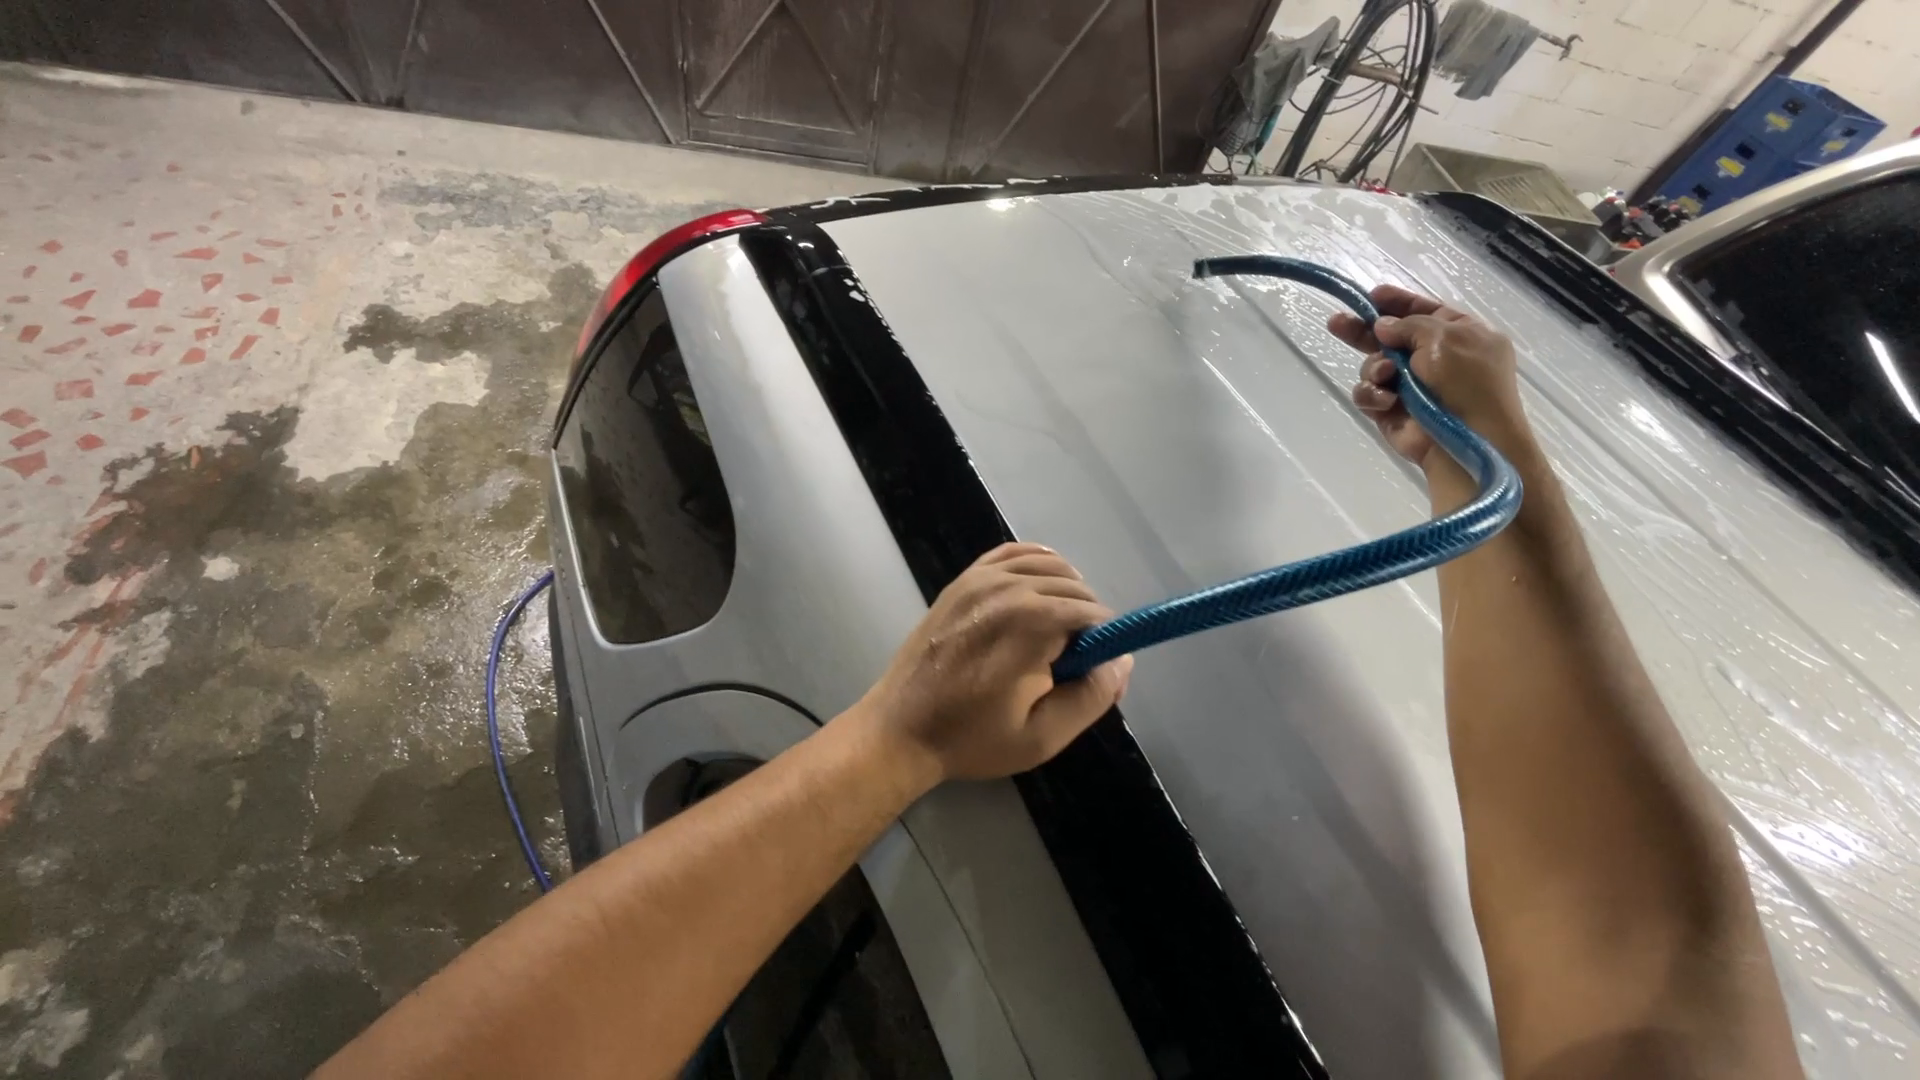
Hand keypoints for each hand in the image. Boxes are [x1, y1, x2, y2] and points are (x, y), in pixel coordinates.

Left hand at [851, 543, 1132, 784]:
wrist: (900, 729)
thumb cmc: (972, 738)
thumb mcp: (1042, 736)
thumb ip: (1092, 697)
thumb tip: (1122, 660)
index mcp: (1030, 623)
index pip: (1093, 615)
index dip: (1104, 643)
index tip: (1095, 672)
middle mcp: (1007, 588)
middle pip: (1074, 589)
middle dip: (1087, 621)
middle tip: (1077, 662)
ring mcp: (980, 578)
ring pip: (1049, 566)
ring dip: (1066, 592)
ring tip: (1058, 634)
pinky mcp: (963, 580)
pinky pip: (1013, 553)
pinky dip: (1036, 563)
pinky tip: (1041, 588)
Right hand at [1327, 285, 1530, 470]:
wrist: (1467, 438)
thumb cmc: (1467, 382)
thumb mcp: (1446, 338)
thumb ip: (1410, 325)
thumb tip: (1382, 326)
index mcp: (1458, 335)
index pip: (1423, 311)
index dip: (1397, 303)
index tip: (1371, 295)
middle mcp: (1433, 358)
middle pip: (1389, 337)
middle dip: (1363, 330)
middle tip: (1336, 323)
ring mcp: (1410, 385)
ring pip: (1373, 366)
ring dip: (1374, 369)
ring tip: (1385, 377)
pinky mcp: (1391, 410)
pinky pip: (1369, 395)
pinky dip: (1373, 396)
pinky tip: (1385, 401)